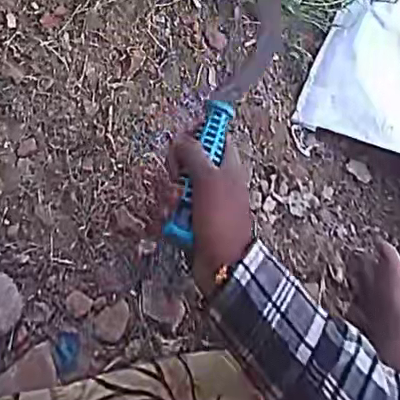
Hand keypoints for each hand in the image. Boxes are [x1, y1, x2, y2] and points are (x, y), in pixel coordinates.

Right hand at [167, 135, 254, 294]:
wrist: (224, 267)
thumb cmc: (222, 221)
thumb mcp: (207, 179)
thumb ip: (194, 153)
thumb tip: (181, 139)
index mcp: (228, 165)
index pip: (215, 135)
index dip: (199, 132)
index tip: (184, 139)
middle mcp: (217, 179)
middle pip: (189, 159)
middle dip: (178, 168)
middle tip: (178, 177)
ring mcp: (204, 200)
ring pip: (179, 184)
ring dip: (173, 195)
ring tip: (178, 206)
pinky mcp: (193, 218)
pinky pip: (175, 206)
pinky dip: (172, 213)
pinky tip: (175, 221)